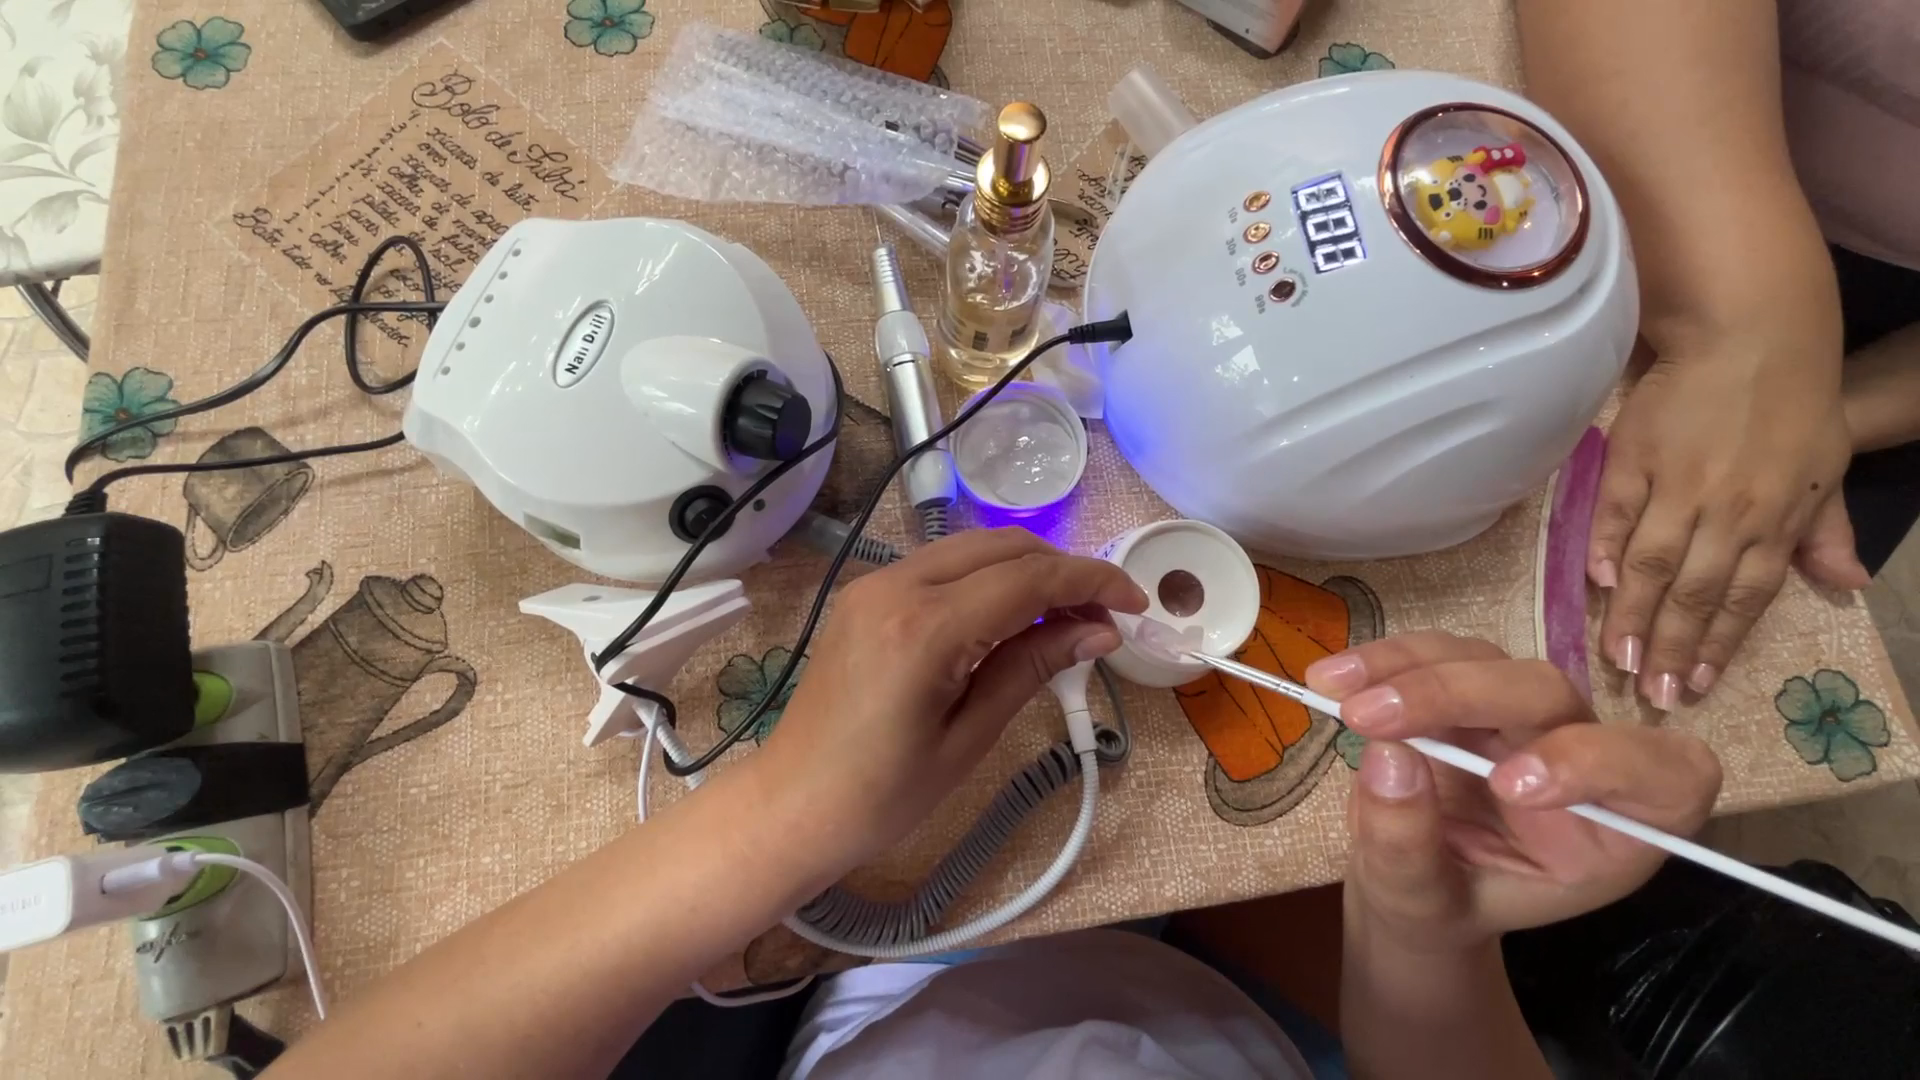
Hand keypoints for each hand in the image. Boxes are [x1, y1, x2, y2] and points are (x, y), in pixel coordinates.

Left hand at [750, 528, 1146, 882]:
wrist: (791, 804)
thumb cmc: (882, 795)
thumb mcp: (969, 737)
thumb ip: (1032, 667)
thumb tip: (1099, 631)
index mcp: (924, 627)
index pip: (1028, 579)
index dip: (1091, 582)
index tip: (1135, 603)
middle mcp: (896, 585)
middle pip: (1003, 547)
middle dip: (1062, 569)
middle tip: (1104, 614)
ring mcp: (874, 583)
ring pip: (972, 548)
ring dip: (1026, 568)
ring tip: (1065, 616)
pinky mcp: (865, 594)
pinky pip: (941, 566)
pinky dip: (986, 577)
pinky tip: (1010, 614)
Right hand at [1307, 632, 1721, 954]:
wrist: (1407, 873)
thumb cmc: (1435, 903)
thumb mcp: (1417, 901)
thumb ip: (1406, 846)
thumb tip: (1387, 757)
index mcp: (1609, 829)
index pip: (1660, 775)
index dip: (1596, 762)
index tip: (1505, 786)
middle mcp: (1573, 755)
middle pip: (1544, 693)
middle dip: (1453, 696)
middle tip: (1367, 718)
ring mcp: (1514, 715)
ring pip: (1480, 659)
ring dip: (1402, 667)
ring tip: (1330, 689)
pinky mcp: (1458, 689)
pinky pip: (1430, 653)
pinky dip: (1378, 660)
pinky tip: (1330, 680)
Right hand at [1595, 333, 1864, 709]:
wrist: (1750, 337)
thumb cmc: (1788, 403)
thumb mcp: (1827, 467)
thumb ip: (1823, 529)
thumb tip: (1841, 587)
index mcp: (1779, 516)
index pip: (1746, 595)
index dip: (1720, 644)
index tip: (1696, 686)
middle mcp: (1731, 510)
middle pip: (1696, 590)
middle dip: (1674, 646)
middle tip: (1650, 692)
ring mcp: (1677, 486)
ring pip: (1655, 563)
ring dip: (1635, 614)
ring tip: (1617, 657)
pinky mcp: (1633, 462)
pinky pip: (1616, 515)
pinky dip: (1606, 549)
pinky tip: (1599, 586)